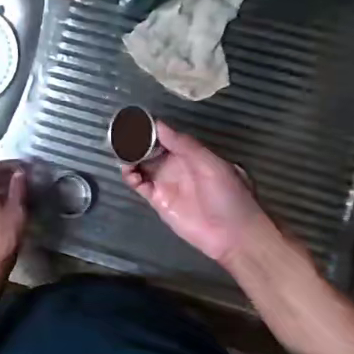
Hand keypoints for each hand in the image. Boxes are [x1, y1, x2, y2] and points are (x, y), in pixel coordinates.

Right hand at [123, 121, 273, 264]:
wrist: (232, 233)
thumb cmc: (228, 194)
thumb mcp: (211, 163)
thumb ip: (184, 145)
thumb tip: (159, 125)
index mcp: (190, 154)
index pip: (165, 136)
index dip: (150, 129)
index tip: (134, 120)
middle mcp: (175, 166)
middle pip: (150, 150)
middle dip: (136, 142)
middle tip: (120, 135)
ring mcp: (165, 183)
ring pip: (141, 166)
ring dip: (130, 158)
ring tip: (121, 152)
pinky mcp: (158, 200)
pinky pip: (139, 185)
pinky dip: (130, 177)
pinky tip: (129, 172)